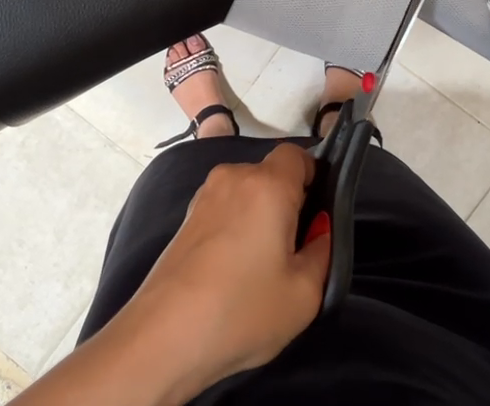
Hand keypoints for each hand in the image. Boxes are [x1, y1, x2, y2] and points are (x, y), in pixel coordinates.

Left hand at [117, 144, 330, 392]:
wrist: (166, 334)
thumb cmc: (244, 310)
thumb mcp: (304, 292)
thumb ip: (323, 250)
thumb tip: (320, 227)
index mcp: (266, 185)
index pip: (296, 155)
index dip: (314, 177)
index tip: (319, 214)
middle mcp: (232, 177)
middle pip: (270, 174)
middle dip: (288, 201)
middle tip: (296, 249)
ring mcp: (204, 195)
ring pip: (246, 192)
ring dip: (260, 215)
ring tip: (263, 265)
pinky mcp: (186, 217)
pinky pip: (225, 208)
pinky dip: (236, 225)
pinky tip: (235, 268)